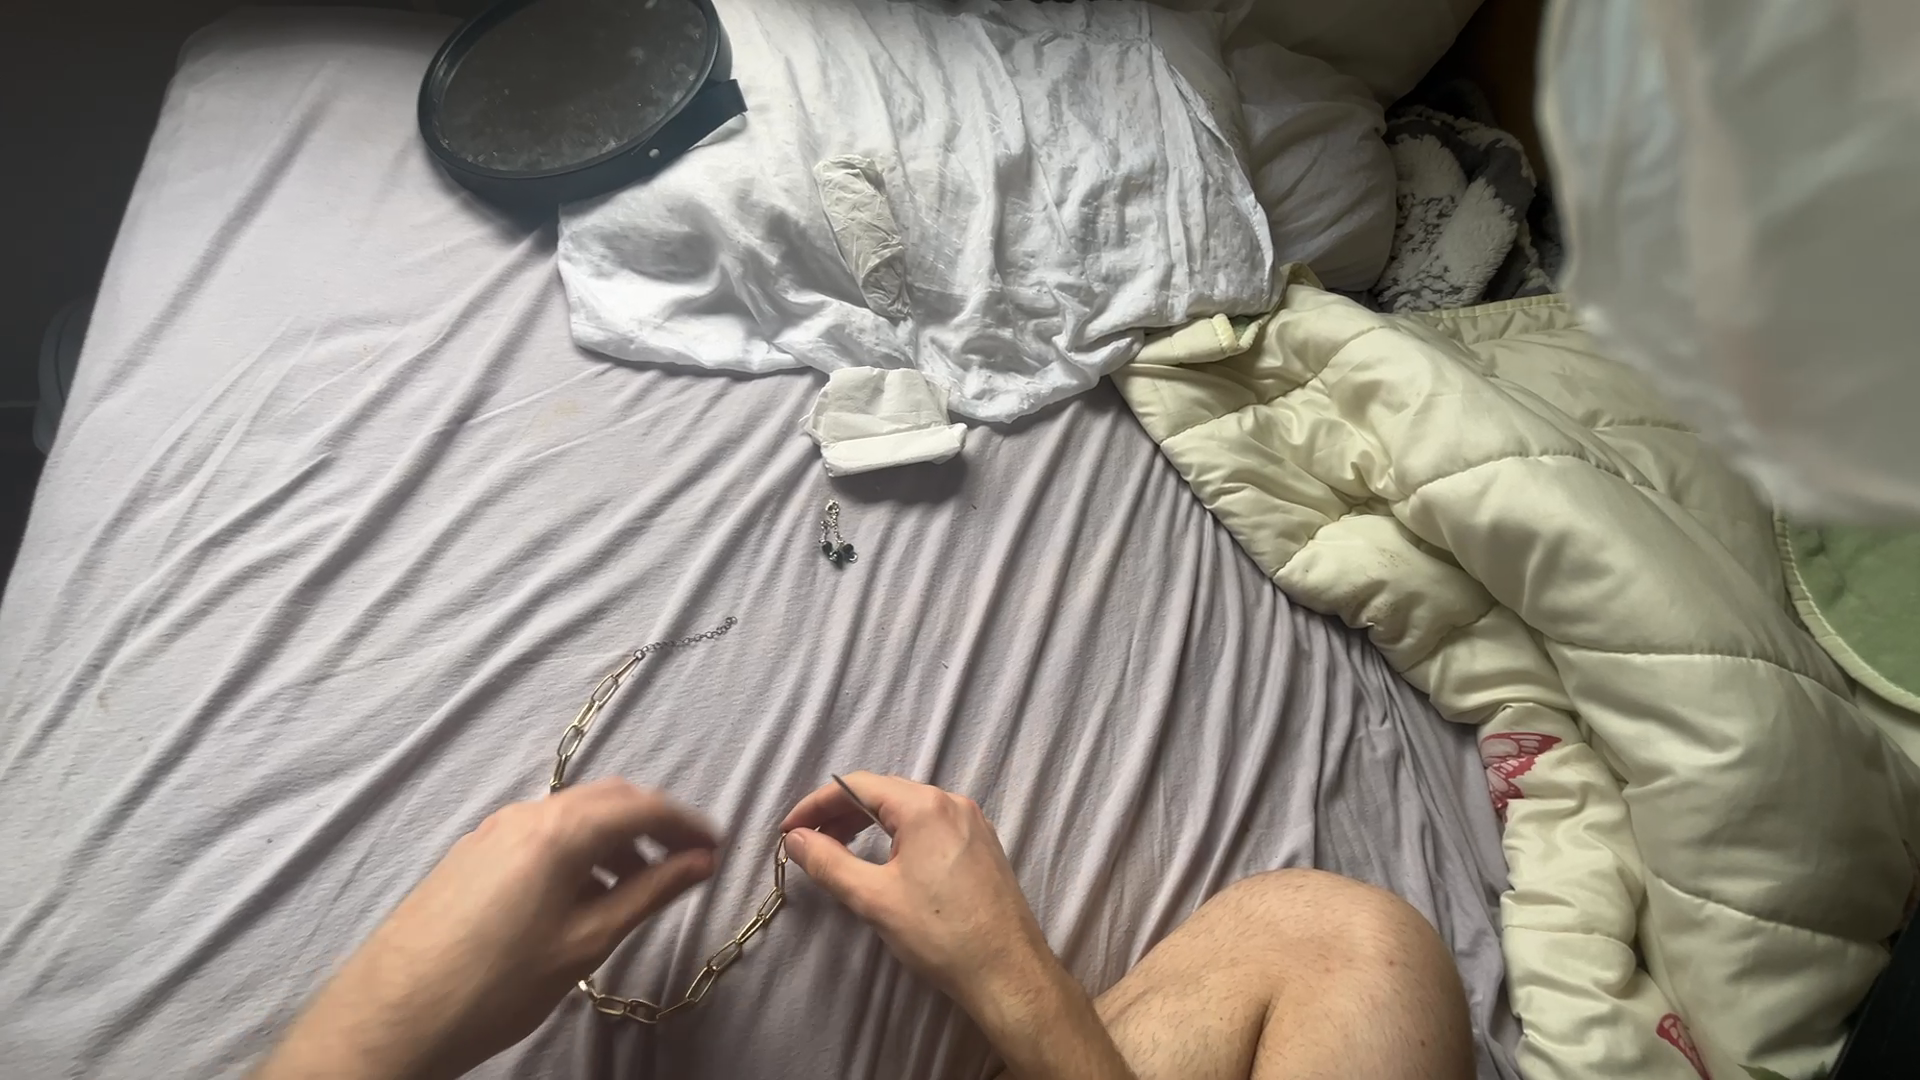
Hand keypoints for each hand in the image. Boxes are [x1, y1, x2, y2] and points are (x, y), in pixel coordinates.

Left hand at [254, 778, 718, 1079]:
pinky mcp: (473, 848)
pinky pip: (545, 828)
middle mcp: (531, 812)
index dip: (688, 825)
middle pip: (612, 798)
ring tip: (634, 884)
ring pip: (577, 812)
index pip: (645, 807)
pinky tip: (580, 890)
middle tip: (683, 859)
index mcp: (562, 829)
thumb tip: (703, 862)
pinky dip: (580, 845)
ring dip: (617, 836)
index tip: (717, 848)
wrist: (380, 1026)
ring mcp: (496, 827)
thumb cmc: (496, 986)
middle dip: (654, 823)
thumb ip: (652, 892)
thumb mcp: (587, 942)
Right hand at [780, 773, 1052, 1013]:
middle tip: (810, 841)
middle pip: (885, 791)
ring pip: (909, 806)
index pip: (858, 785)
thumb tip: (796, 838)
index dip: (817, 803)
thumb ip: (829, 862)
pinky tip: (887, 856)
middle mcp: (951, 800)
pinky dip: (900, 831)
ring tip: (841, 847)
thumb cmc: (939, 933)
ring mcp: (971, 819)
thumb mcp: (874, 898)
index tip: (789, 829)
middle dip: (842, 811)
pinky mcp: (982, 841)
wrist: (1008, 971)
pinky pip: (931, 821)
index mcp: (924, 805)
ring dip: (870, 821)